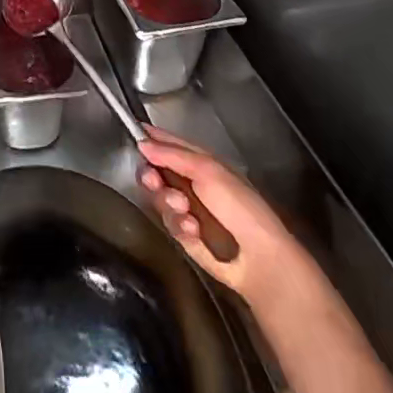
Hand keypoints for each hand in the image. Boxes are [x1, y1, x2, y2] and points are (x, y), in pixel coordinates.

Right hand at [138, 126, 310, 298]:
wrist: (259, 258)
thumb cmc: (239, 206)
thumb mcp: (208, 171)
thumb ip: (173, 155)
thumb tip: (142, 143)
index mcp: (203, 162)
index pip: (171, 144)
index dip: (152, 138)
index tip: (134, 135)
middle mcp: (193, 183)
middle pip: (156, 172)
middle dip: (152, 176)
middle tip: (154, 181)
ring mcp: (189, 210)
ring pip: (159, 199)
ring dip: (169, 203)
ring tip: (185, 210)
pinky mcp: (186, 236)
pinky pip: (170, 224)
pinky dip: (180, 226)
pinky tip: (194, 230)